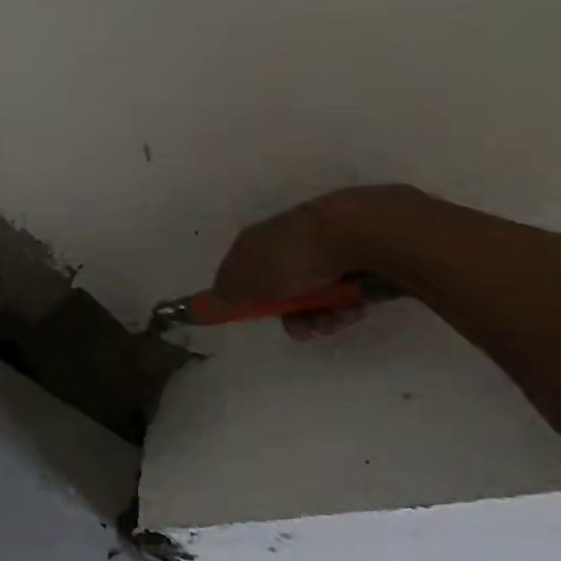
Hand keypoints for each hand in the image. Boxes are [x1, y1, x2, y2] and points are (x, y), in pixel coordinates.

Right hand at [212, 185, 414, 339]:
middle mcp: (289, 242)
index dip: (241, 298)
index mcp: (258, 240)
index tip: (248, 316)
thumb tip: (197, 304)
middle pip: (280, 292)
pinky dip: (347, 305)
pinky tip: (355, 305)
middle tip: (303, 327)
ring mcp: (324, 250)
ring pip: (315, 298)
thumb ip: (224, 295)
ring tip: (335, 317)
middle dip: (291, 316)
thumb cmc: (296, 257)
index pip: (238, 272)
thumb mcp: (249, 281)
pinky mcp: (357, 259)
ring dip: (322, 316)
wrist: (364, 233)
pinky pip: (344, 293)